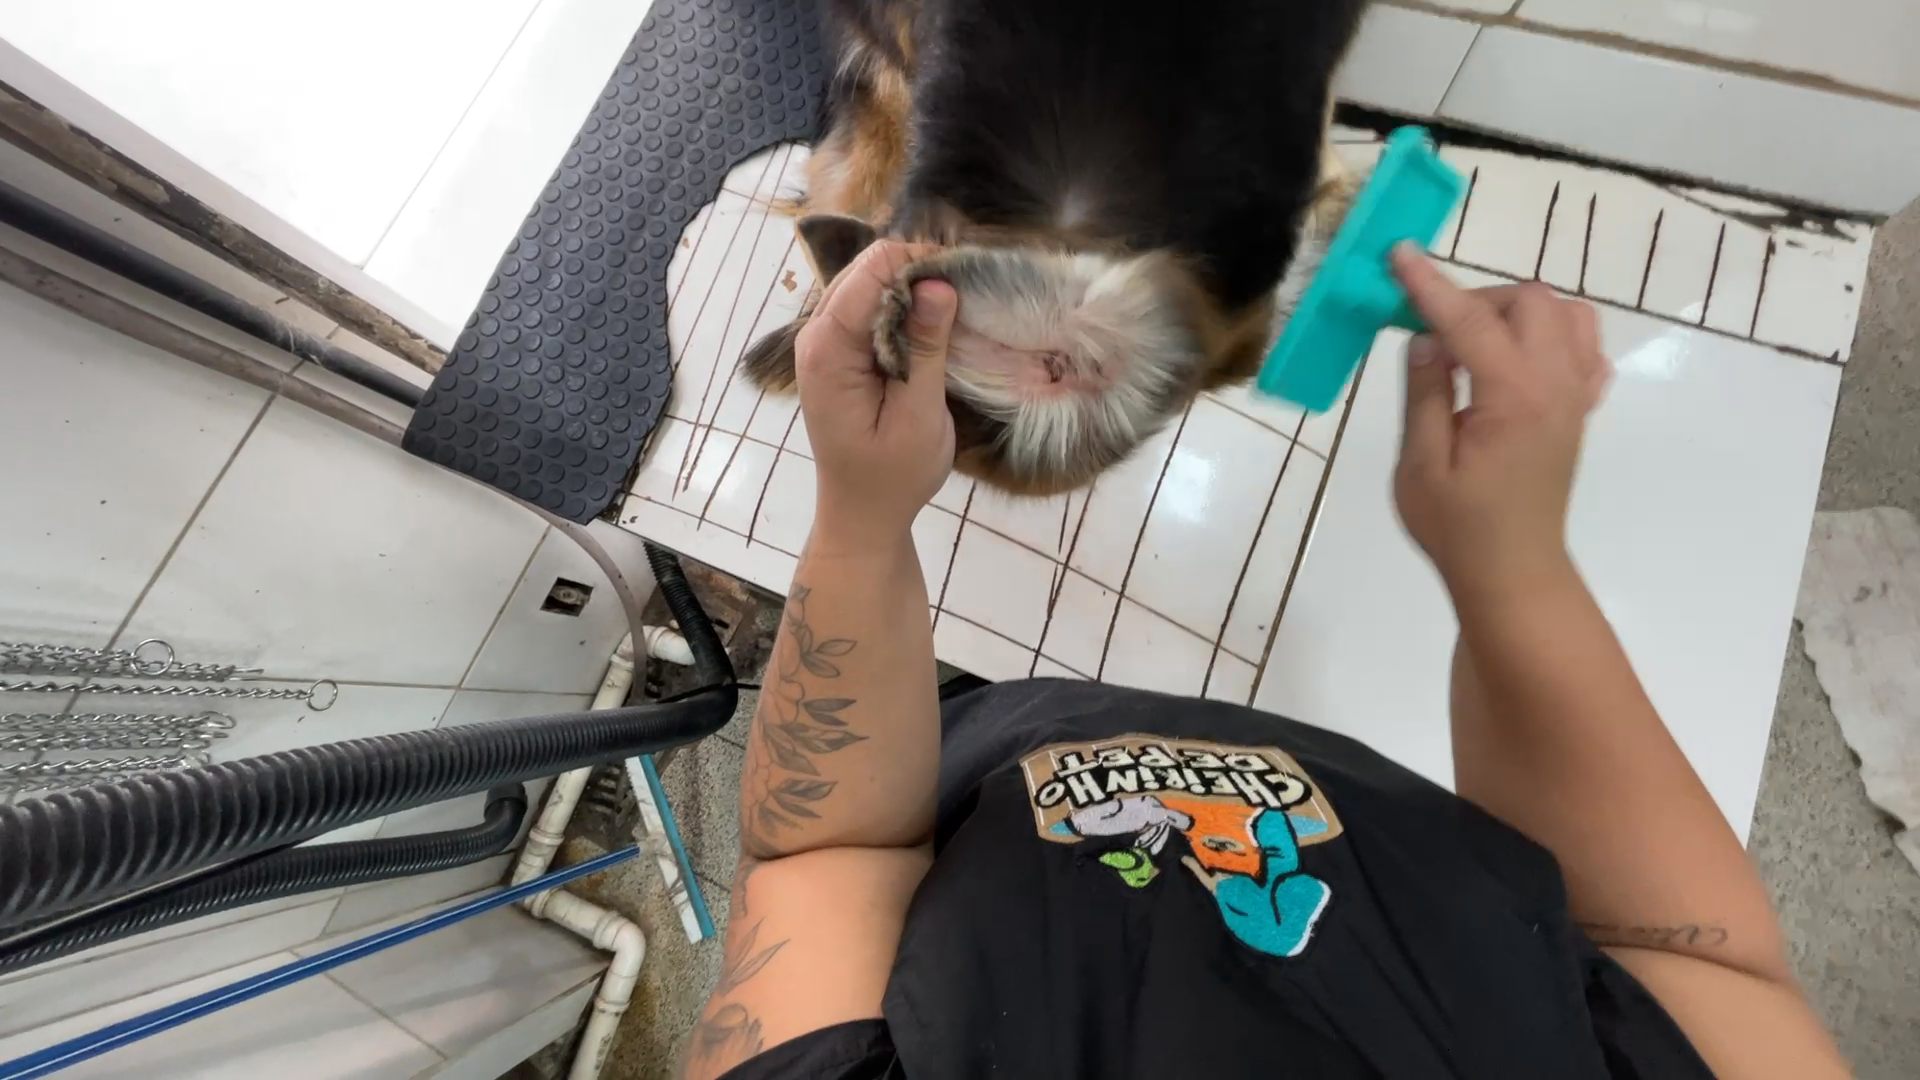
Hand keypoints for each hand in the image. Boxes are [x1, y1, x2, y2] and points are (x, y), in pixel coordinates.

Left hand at [795, 240, 957, 554]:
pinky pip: (869, 309)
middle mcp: (816, 335)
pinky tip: (931, 328)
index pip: (871, 272)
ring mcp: (824, 342)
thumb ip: (926, 349)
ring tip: (953, 313)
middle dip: (917, 274)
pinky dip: (902, 310)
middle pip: (866, 269)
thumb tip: (940, 284)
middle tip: (964, 300)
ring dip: (911, 291)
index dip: (920, 264)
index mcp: (828, 349)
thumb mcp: (918, 417)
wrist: (863, 513)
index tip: (965, 283)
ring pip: (868, 285)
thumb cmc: (892, 477)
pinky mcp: (839, 353)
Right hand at [1390, 246, 1610, 601]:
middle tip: (1428, 330)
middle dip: (1475, 299)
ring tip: (1469, 341)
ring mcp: (1574, 397)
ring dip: (1513, 312)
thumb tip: (1425, 339)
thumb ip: (1425, 395)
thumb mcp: (1420, 464)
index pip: (1468, 324)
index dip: (1431, 286)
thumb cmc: (1456, 524)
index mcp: (1513, 398)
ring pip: (1564, 315)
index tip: (1401, 254)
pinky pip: (1581, 348)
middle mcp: (1556, 385)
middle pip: (1530, 302)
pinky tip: (1512, 357)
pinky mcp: (1576, 411)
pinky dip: (1547, 335)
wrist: (1510, 568)